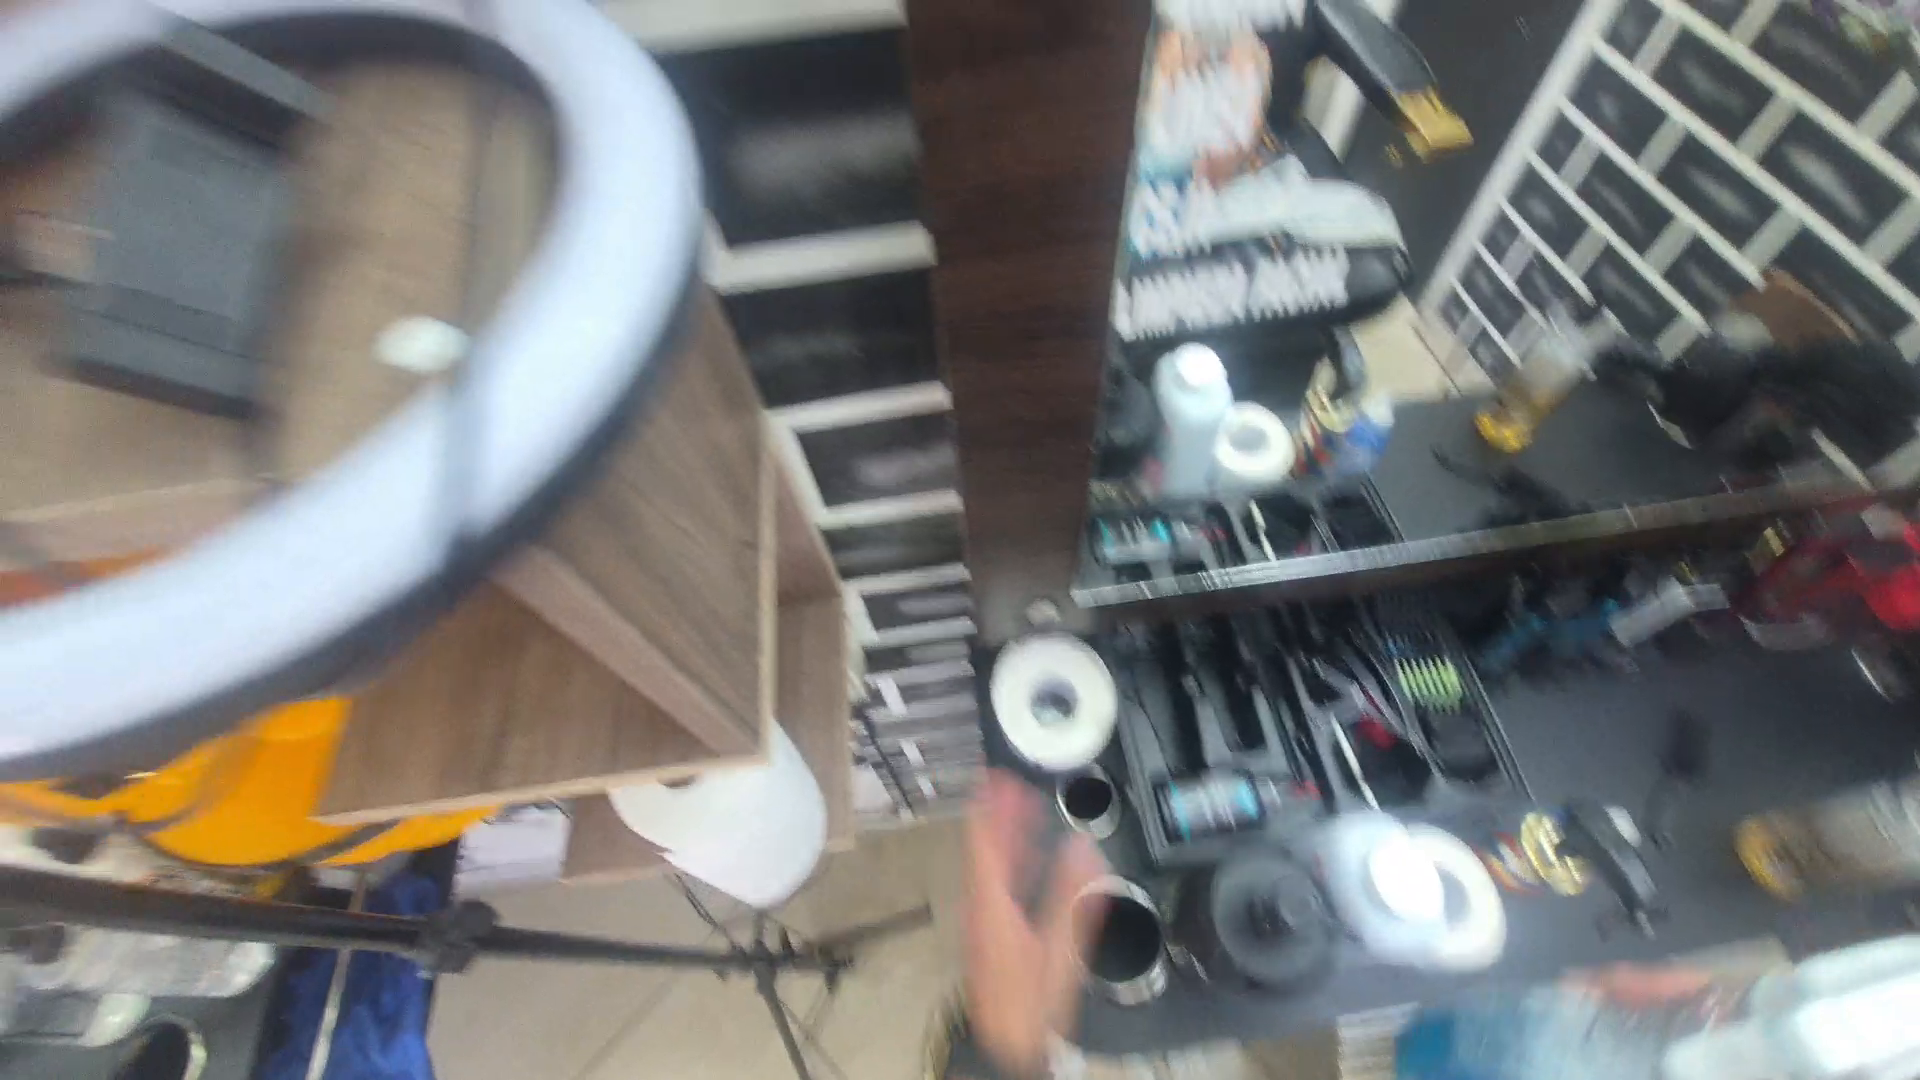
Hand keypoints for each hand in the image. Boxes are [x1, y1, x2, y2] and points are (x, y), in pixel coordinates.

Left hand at [963, 771, 1108, 1076]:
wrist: (1007, 1044)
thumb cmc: (1028, 1001)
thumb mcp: (1057, 947)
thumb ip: (1071, 895)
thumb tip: (1082, 847)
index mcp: (991, 899)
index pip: (982, 838)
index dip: (987, 804)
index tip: (994, 775)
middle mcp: (982, 902)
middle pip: (985, 844)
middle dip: (998, 810)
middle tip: (1009, 778)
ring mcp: (985, 916)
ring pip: (991, 861)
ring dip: (1004, 831)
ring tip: (1019, 804)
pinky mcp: (992, 927)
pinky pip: (998, 880)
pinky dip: (1011, 858)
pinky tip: (1026, 853)